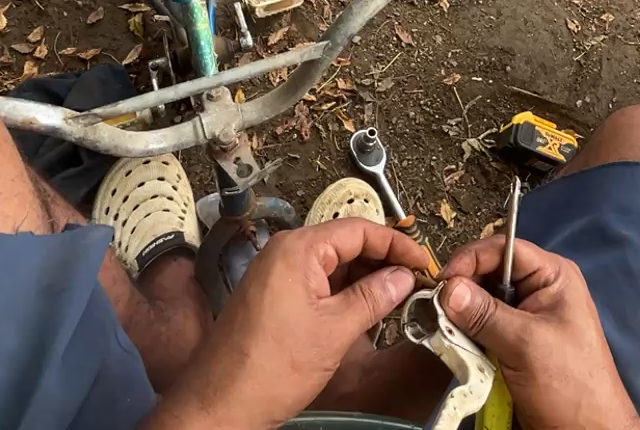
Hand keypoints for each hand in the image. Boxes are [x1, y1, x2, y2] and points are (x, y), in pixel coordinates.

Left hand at [144, 218, 430, 429]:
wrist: (216, 408)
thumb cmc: (270, 368)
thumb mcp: (333, 332)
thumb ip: (373, 298)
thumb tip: (404, 276)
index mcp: (299, 248)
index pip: (359, 230)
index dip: (396, 244)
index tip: (423, 262)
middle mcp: (287, 250)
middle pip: (346, 243)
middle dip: (382, 261)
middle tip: (414, 281)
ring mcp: (278, 272)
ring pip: (333, 263)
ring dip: (364, 278)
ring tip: (396, 297)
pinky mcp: (274, 293)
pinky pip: (317, 280)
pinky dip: (343, 291)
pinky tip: (365, 308)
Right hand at [440, 236, 639, 429]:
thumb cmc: (570, 387)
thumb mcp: (526, 345)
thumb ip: (485, 314)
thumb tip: (447, 288)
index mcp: (552, 275)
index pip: (504, 248)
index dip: (471, 258)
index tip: (443, 280)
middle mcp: (539, 289)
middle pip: (490, 274)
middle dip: (464, 289)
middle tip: (437, 307)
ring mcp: (527, 317)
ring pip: (483, 302)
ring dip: (463, 316)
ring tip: (443, 328)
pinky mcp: (516, 343)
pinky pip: (484, 328)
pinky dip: (468, 336)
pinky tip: (456, 345)